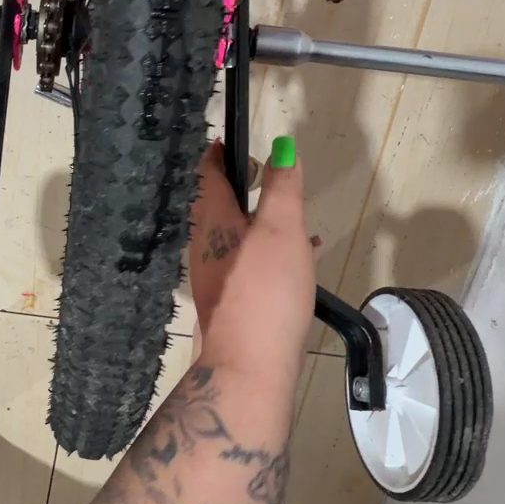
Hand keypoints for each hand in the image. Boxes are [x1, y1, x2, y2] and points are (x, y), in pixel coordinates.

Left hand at [188, 139, 315, 373]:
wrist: (249, 362)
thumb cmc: (265, 288)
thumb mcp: (281, 228)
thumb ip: (283, 187)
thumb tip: (282, 147)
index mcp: (212, 220)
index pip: (208, 175)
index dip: (219, 154)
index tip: (232, 141)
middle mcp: (204, 245)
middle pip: (218, 205)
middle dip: (244, 188)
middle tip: (272, 176)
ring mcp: (213, 275)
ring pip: (236, 236)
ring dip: (262, 222)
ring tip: (296, 220)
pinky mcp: (229, 301)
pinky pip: (247, 263)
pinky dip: (268, 252)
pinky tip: (299, 262)